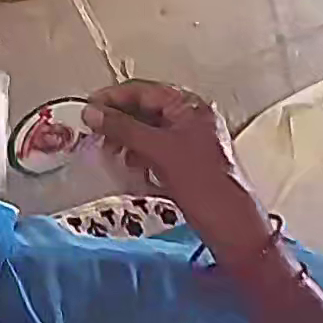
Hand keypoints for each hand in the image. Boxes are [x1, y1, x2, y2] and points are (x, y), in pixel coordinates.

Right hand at [84, 80, 274, 259]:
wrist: (235, 231)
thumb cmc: (202, 184)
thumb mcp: (159, 151)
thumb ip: (123, 128)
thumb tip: (90, 112)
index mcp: (189, 105)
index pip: (143, 90)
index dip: (113, 98)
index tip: (87, 109)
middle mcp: (190, 117)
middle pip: (144, 108)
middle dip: (119, 121)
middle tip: (96, 134)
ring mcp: (189, 140)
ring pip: (147, 130)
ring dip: (127, 139)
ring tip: (112, 153)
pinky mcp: (185, 162)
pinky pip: (154, 149)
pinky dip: (139, 155)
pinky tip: (131, 167)